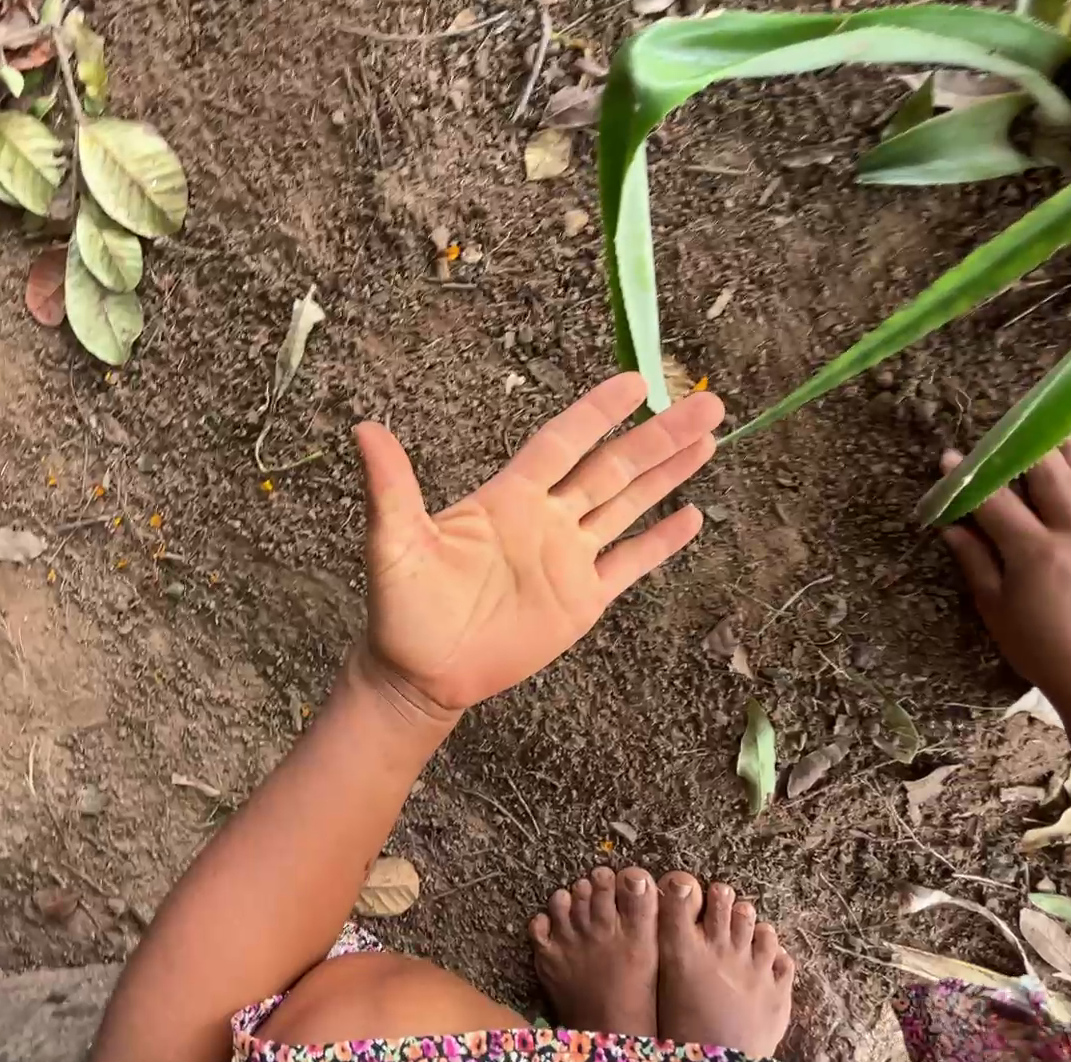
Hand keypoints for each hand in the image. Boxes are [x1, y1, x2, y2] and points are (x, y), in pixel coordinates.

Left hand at [351, 372, 722, 719]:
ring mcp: (566, 560)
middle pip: (610, 468)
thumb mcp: (393, 541)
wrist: (420, 671)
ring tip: (709, 440)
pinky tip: (691, 518)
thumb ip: (390, 486)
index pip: (560, 443)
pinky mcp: (580, 602)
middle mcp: (544, 520)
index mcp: (506, 499)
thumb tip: (362, 427)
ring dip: (667, 476)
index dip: (597, 413)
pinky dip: (659, 543)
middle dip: (656, 437)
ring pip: (627, 507)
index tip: (636, 382)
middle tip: (704, 401)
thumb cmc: (402, 605)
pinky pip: (628, 565)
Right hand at [939, 439, 1070, 720]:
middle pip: (1051, 481)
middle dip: (1026, 452)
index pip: (995, 503)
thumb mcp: (994, 608)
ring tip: (1053, 431)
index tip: (950, 457)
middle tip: (1006, 430)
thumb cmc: (1041, 650)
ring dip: (1070, 455)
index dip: (970, 478)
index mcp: (1034, 552)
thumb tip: (952, 528)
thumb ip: (976, 561)